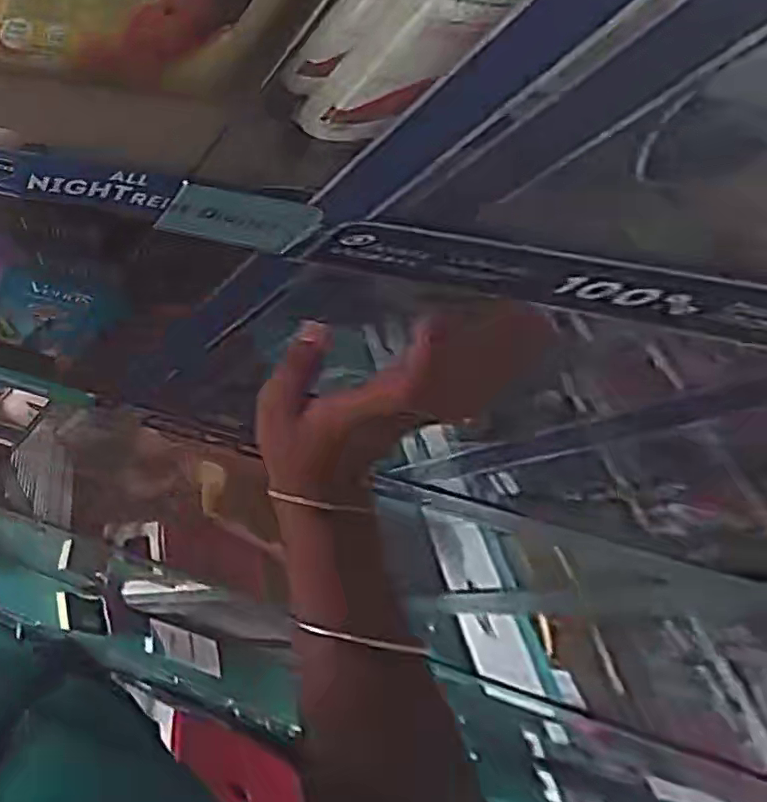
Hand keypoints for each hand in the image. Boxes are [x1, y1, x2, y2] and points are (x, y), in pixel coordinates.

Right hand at [256, 303, 551, 501]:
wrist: (320, 494)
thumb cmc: (294, 450)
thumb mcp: (277, 405)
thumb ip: (297, 365)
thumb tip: (315, 327)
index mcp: (366, 408)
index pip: (410, 380)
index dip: (428, 352)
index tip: (437, 317)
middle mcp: (402, 412)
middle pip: (458, 379)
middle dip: (486, 346)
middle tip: (515, 307)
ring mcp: (418, 417)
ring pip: (469, 385)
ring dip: (498, 357)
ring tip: (524, 321)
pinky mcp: (423, 417)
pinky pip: (464, 391)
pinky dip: (486, 371)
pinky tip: (499, 352)